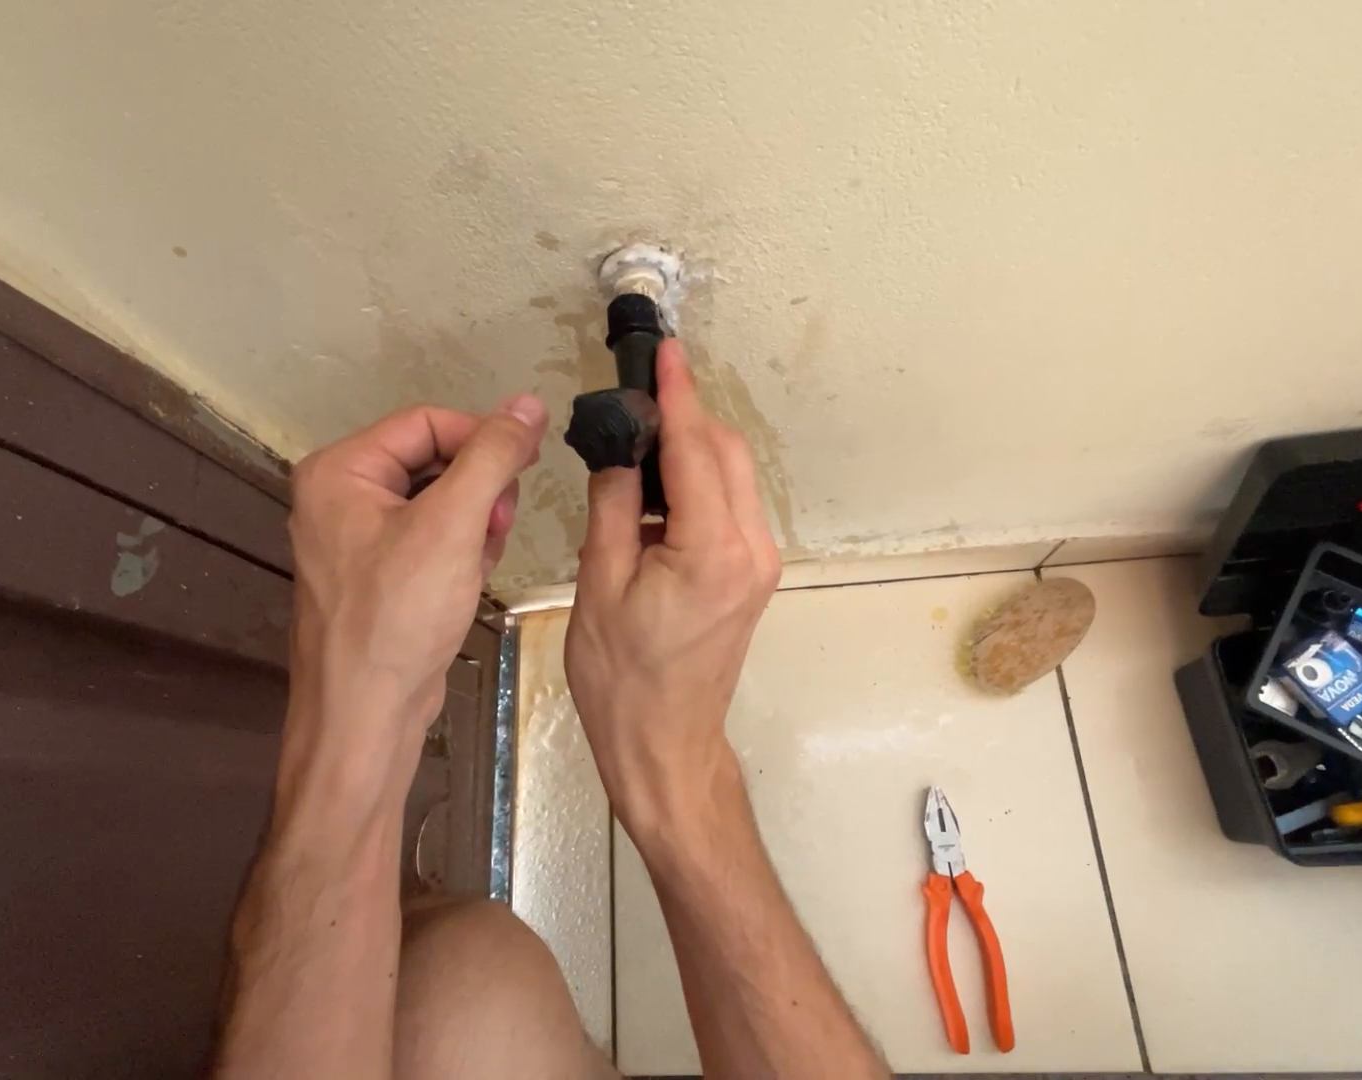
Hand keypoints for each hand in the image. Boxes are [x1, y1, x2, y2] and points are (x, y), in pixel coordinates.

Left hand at [279, 395, 547, 824]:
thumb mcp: (454, 524)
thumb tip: (528, 403)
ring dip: (476, 522)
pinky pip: (434, 537)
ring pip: (442, 501)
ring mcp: (360, 538)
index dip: (483, 438)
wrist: (368, 714)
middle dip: (479, 490)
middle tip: (499, 524)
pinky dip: (462, 549)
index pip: (428, 423)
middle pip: (435, 460)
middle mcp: (343, 496)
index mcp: (341, 471)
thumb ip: (493, 456)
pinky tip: (471, 577)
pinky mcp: (382, 573)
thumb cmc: (400, 615)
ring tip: (482, 558)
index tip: (528, 465)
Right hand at [565, 341, 780, 833]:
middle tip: (639, 397)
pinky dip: (700, 482)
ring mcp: (760, 563)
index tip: (666, 351)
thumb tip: (620, 445)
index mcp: (712, 551)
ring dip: (694, 448)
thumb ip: (615, 504)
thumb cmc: (622, 680)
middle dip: (687, 417)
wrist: (666, 744)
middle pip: (727, 454)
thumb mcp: (600, 585)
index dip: (678, 395)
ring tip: (640, 439)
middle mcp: (752, 550)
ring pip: (734, 476)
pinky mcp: (754, 574)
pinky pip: (731, 506)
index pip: (696, 450)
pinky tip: (660, 485)